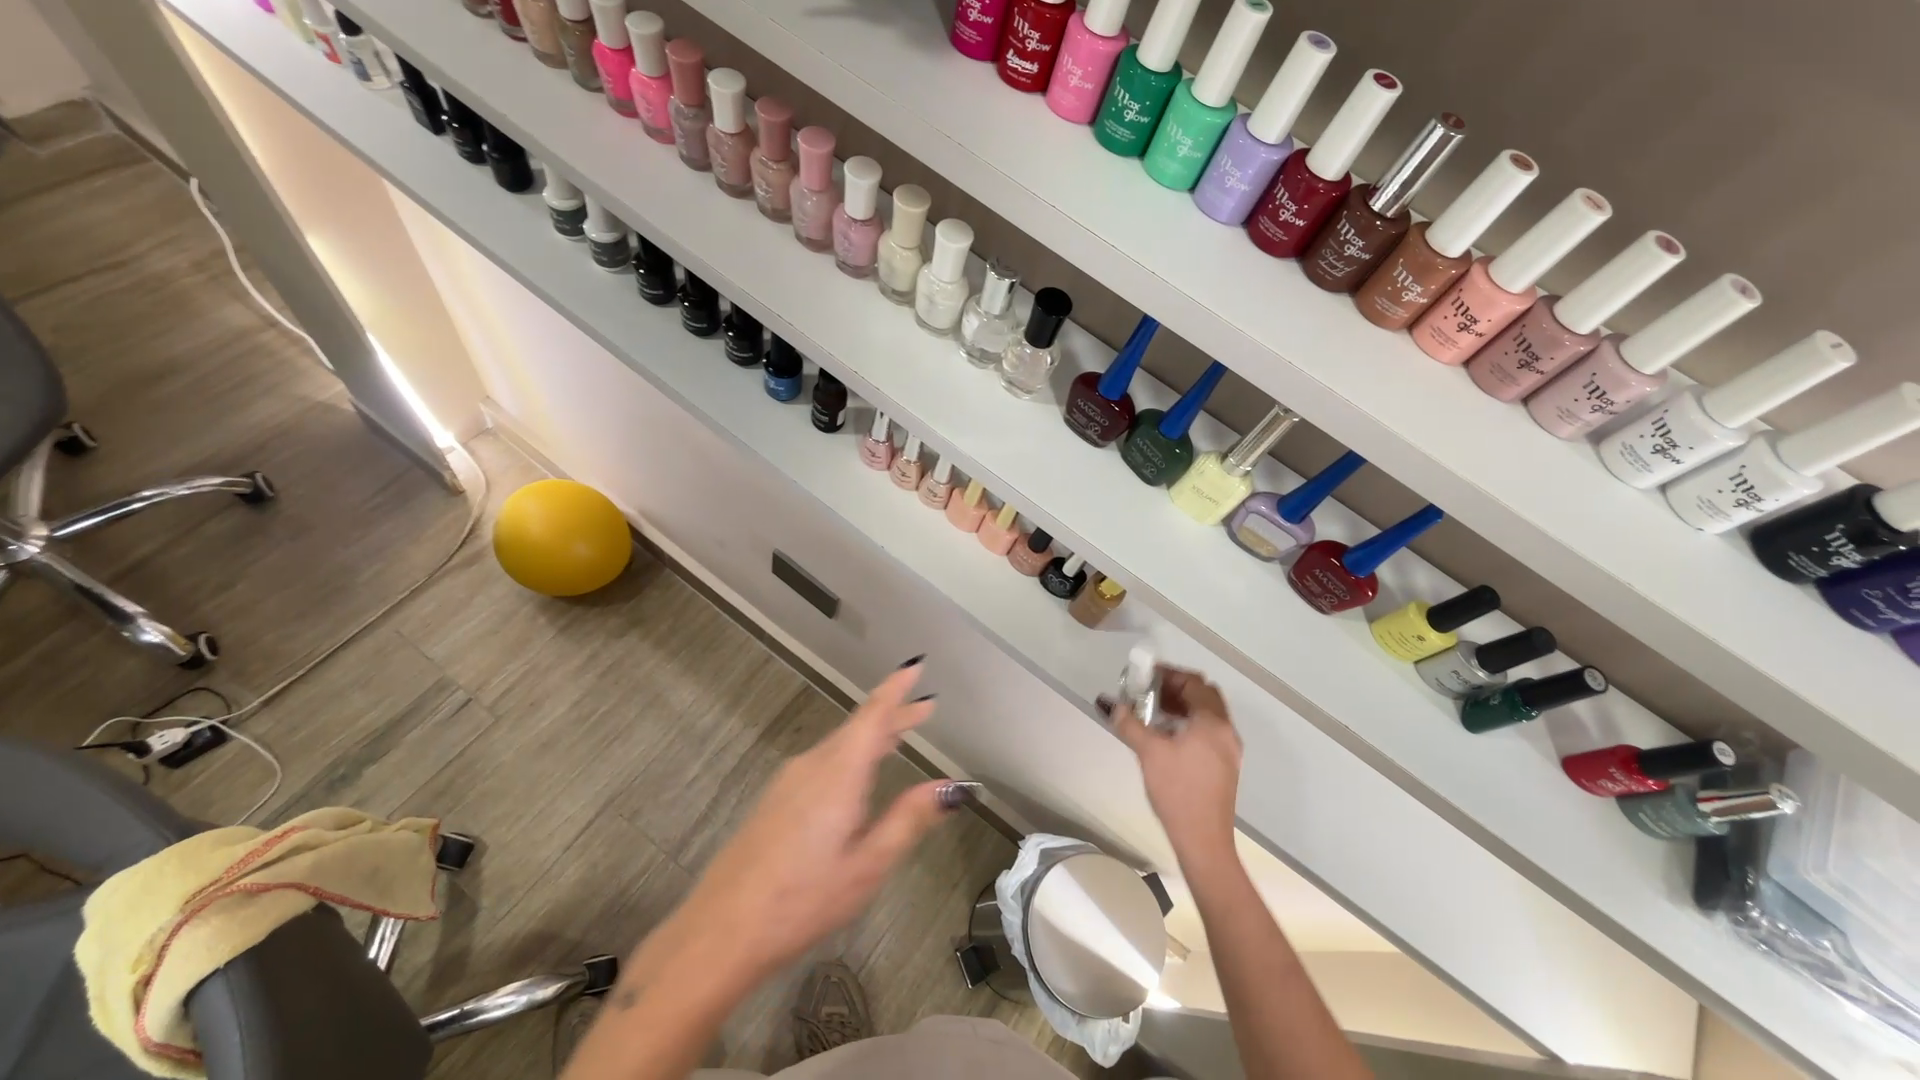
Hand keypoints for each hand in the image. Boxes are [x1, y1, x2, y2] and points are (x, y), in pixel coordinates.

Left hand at [666, 661, 952, 983]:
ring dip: (870, 738)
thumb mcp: (867, 866)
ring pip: (837, 747)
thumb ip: (908, 820)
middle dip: (891, 716)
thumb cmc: (803, 900)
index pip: (872, 717)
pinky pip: (821, 764)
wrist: (722, 929)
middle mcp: (810, 767)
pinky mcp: (774, 802)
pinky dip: (848, 757)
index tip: (915, 666)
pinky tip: (856, 775)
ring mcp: (787, 784)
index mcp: (837, 775)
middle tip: (925, 708)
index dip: (896, 690)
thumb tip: (952, 786)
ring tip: (899, 737)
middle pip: (856, 729)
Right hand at [1106, 667, 1241, 868]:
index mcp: (1213, 722)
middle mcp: (1226, 731)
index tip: (1144, 677)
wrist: (1203, 839)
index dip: (1169, 675)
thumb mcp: (1149, 753)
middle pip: (1204, 696)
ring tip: (1152, 713)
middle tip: (1147, 692)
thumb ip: (1130, 723)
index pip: (1195, 683)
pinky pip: (1207, 733)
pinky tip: (1166, 738)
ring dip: (1181, 707)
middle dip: (1175, 689)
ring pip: (1206, 715)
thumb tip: (1109, 703)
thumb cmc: (1177, 791)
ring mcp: (1228, 751)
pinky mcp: (1224, 767)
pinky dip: (1188, 725)